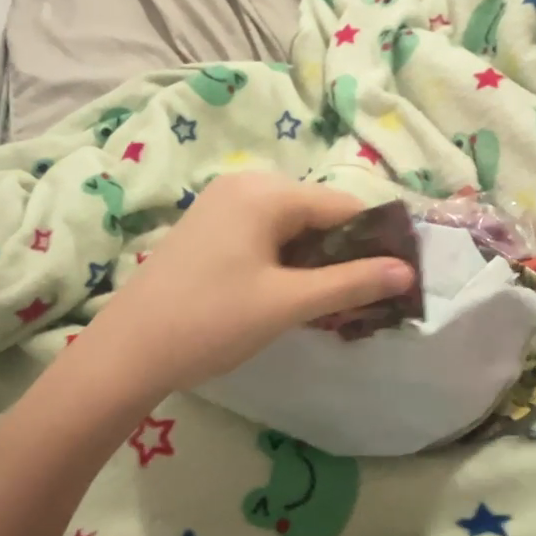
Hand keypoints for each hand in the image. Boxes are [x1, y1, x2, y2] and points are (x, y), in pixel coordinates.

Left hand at [75, 172, 415, 393]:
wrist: (127, 352)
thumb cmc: (211, 321)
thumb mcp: (288, 303)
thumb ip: (352, 283)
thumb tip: (408, 272)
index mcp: (266, 192)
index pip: (344, 207)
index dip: (376, 242)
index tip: (399, 279)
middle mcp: (245, 184)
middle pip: (319, 214)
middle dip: (345, 255)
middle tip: (363, 301)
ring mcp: (222, 203)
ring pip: (293, 226)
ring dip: (317, 262)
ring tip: (331, 305)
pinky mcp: (208, 227)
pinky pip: (265, 233)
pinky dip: (287, 260)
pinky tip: (290, 295)